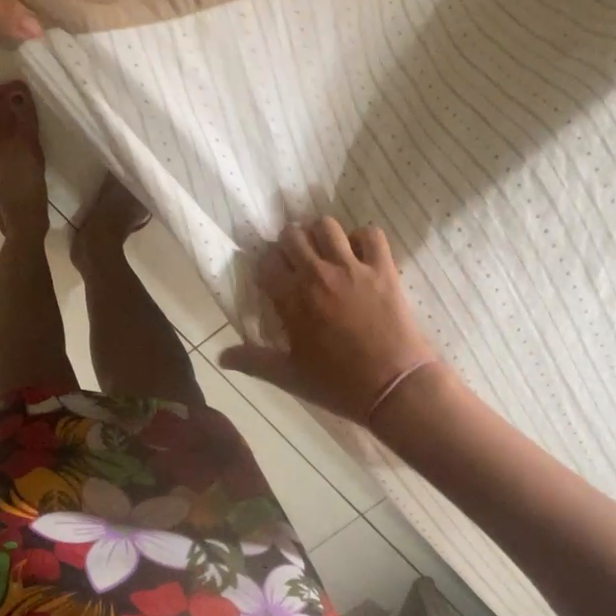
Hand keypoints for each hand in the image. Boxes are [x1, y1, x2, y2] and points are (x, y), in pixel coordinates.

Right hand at [220, 219, 438, 427]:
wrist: (394, 389)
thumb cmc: (338, 384)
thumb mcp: (290, 376)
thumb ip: (254, 361)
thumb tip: (221, 357)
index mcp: (291, 299)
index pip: (267, 262)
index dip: (268, 266)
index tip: (275, 278)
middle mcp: (317, 274)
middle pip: (292, 235)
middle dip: (290, 244)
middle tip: (298, 262)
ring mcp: (352, 268)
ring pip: (327, 226)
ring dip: (322, 235)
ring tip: (328, 252)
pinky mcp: (383, 268)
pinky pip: (371, 234)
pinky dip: (364, 239)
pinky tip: (361, 255)